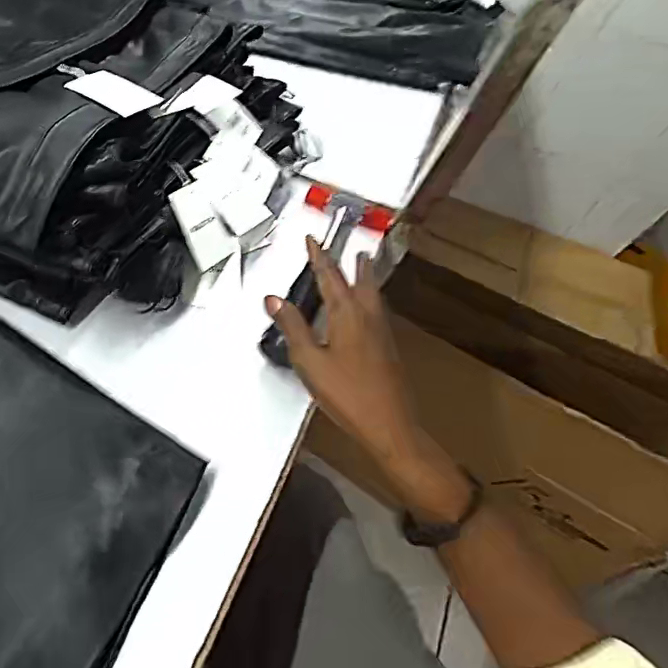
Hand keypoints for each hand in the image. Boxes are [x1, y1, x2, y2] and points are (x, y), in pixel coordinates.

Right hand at [266, 239, 423, 456]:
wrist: (392, 427)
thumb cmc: (347, 394)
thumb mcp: (309, 360)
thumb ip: (292, 327)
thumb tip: (274, 299)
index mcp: (347, 314)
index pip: (330, 276)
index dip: (319, 257)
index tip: (312, 240)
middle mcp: (368, 317)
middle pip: (361, 282)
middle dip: (353, 265)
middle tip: (353, 250)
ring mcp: (382, 333)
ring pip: (373, 296)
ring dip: (365, 279)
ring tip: (363, 268)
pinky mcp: (388, 349)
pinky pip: (377, 311)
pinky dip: (369, 298)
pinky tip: (366, 310)